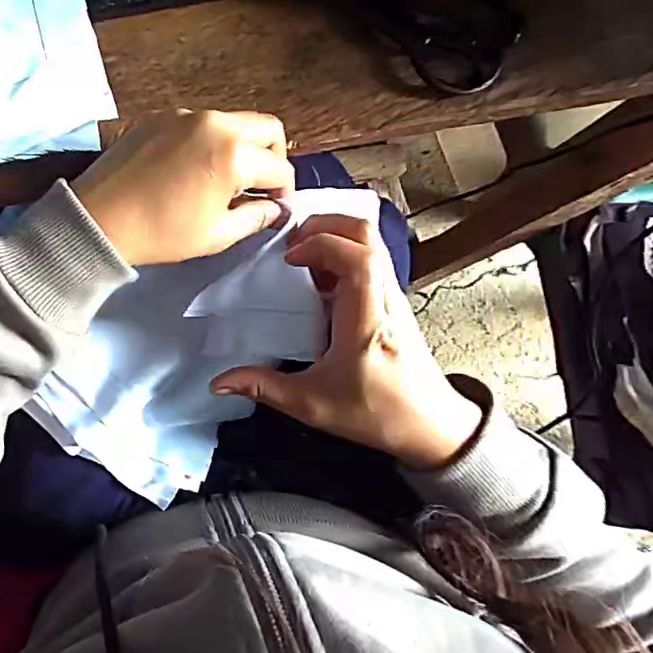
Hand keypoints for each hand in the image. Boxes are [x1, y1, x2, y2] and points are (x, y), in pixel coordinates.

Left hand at [72, 110, 295, 266]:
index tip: (276, 206)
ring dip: (239, 146)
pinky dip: (207, 142)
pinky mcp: (158, 119)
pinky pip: (198, 124)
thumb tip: (274, 209)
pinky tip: (192, 170)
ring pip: (231, 122)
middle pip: (266, 129)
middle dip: (272, 157)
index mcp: (232, 154)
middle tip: (259, 185)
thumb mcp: (215, 235)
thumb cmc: (157, 232)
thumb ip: (254, 218)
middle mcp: (212, 124)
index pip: (278, 167)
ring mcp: (183, 117)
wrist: (98, 220)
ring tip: (223, 181)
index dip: (284, 191)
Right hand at [209, 215, 484, 469]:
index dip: (320, 245)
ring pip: (370, 241)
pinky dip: (340, 253)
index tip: (289, 259)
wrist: (431, 427)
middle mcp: (385, 299)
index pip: (357, 258)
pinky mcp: (391, 300)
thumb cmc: (377, 414)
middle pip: (366, 234)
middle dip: (323, 225)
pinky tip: (316, 280)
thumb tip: (220, 382)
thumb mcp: (312, 405)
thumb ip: (264, 388)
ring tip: (298, 259)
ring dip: (332, 236)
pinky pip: (369, 258)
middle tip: (290, 243)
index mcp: (367, 320)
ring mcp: (392, 296)